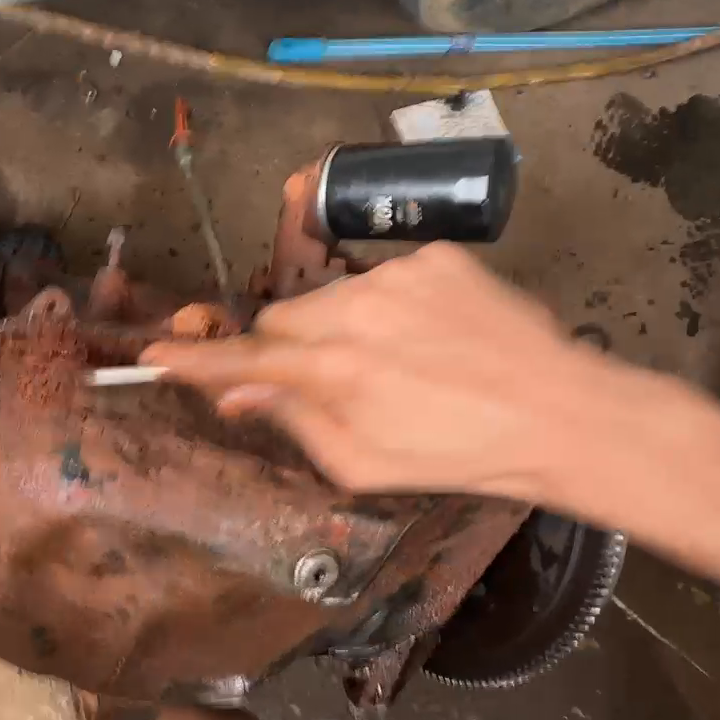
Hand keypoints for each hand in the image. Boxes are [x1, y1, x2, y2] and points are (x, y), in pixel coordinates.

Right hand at [141, 242, 652, 504]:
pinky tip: (424, 333)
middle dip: (284, 348)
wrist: (567, 413)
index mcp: (334, 370)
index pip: (241, 358)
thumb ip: (290, 420)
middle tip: (322, 379)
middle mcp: (354, 311)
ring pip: (325, 296)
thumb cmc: (456, 454)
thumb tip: (235, 392)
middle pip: (279, 319)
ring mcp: (396, 276)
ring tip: (389, 358)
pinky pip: (377, 277)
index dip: (193, 359)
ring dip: (333, 325)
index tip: (152, 353)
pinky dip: (382, 305)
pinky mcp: (435, 256)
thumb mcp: (361, 463)